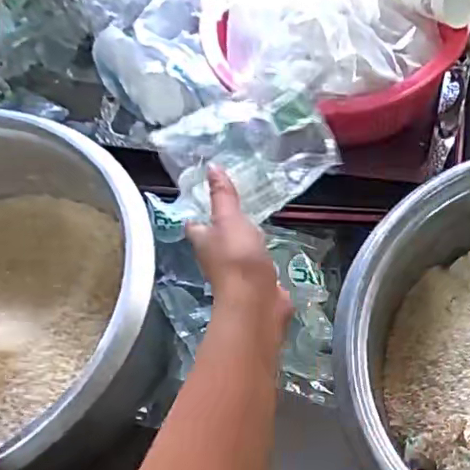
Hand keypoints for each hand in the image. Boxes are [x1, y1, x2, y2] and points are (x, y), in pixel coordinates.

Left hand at [184, 166, 289, 325]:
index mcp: (203, 241)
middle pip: (216, 242)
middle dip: (224, 231)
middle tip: (238, 216)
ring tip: (258, 233)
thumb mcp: (230, 219)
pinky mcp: (258, 287)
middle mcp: (216, 259)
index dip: (200, 214)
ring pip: (239, 257)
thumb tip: (212, 167)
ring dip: (246, 248)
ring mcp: (237, 276)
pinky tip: (273, 258)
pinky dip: (263, 265)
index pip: (196, 225)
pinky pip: (259, 272)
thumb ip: (223, 196)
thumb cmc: (237, 258)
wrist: (257, 302)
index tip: (210, 202)